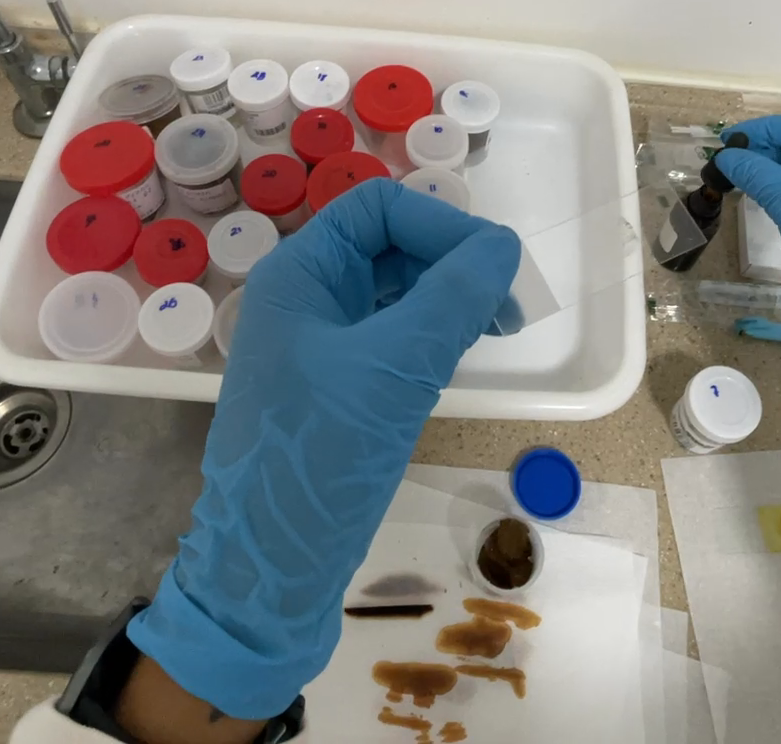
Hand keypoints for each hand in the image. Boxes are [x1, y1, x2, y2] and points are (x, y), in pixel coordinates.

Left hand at [125, 179, 520, 719]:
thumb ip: (452, 298)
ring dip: (451, 296)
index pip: (380, 210)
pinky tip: (463, 349)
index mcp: (301, 274)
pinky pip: (395, 331)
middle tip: (509, 306)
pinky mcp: (341, 380)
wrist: (270, 570)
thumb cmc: (321, 457)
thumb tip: (503, 246)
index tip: (496, 268)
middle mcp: (308, 295)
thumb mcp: (394, 369)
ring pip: (398, 289)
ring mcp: (322, 340)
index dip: (441, 226)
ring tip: (499, 327)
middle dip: (454, 263)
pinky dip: (435, 330)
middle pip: (392, 244)